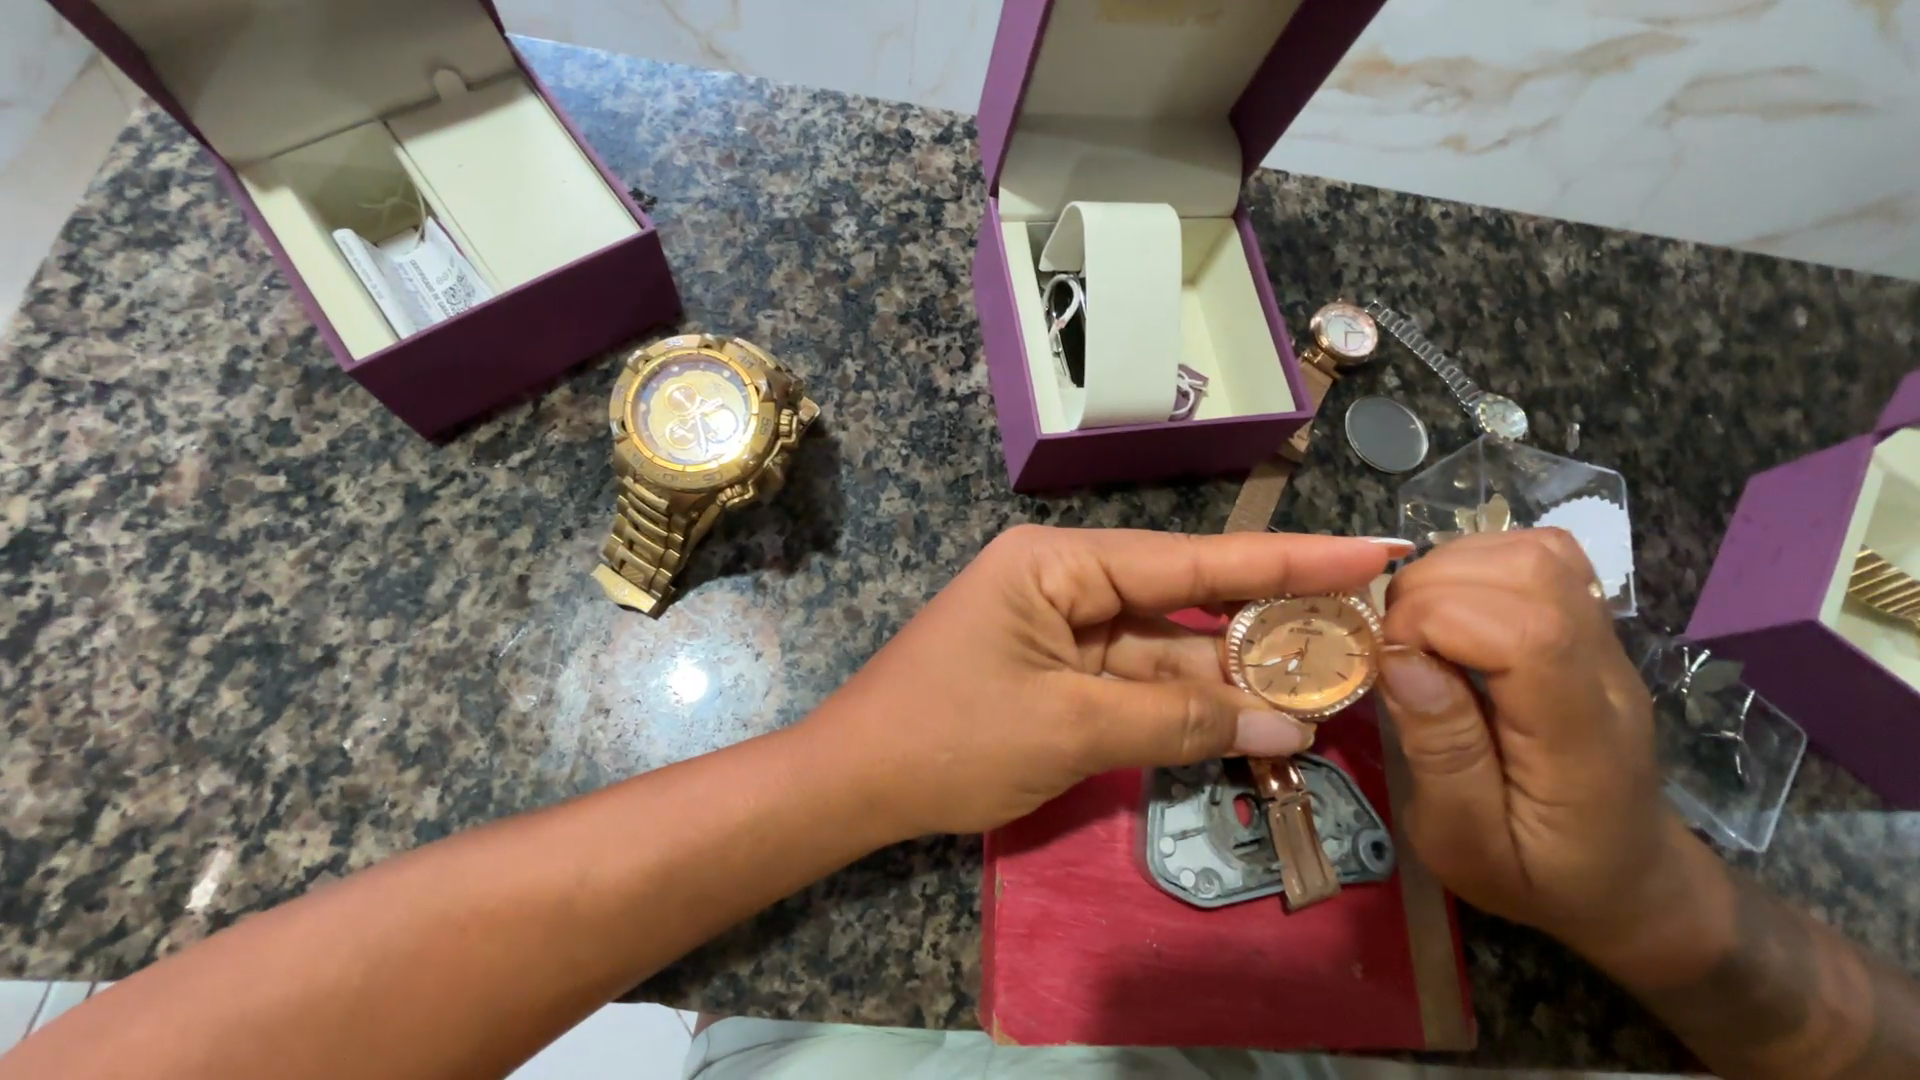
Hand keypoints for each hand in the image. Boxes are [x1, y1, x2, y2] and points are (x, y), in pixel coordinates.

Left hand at [808, 526, 1407, 837]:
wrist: (854, 783)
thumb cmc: (950, 739)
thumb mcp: (1071, 728)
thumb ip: (1180, 722)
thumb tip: (1288, 725)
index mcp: (1058, 564)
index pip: (1190, 559)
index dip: (1287, 557)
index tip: (1370, 551)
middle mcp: (1063, 581)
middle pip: (1183, 597)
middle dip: (1266, 618)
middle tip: (1363, 623)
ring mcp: (1060, 628)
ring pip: (1164, 647)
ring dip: (1230, 673)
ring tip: (1328, 682)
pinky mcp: (1056, 672)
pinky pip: (1135, 680)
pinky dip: (1186, 703)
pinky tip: (1250, 715)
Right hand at [1377, 529, 1690, 959]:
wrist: (1627, 880)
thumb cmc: (1538, 873)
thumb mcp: (1466, 844)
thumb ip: (1439, 754)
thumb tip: (1399, 657)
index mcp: (1579, 738)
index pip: (1527, 632)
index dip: (1437, 619)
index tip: (1388, 656)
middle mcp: (1603, 672)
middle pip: (1531, 572)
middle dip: (1432, 588)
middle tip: (1394, 640)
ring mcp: (1603, 643)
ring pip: (1534, 551)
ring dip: (1450, 569)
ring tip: (1416, 623)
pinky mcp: (1588, 628)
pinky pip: (1539, 557)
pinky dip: (1475, 563)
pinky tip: (1448, 608)